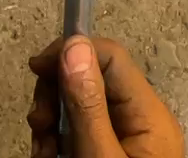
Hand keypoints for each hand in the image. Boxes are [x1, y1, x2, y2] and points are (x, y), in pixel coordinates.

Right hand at [28, 35, 184, 157]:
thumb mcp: (99, 157)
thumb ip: (88, 104)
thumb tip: (74, 42)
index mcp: (149, 113)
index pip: (109, 54)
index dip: (71, 52)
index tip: (37, 70)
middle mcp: (142, 118)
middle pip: (91, 78)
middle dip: (56, 94)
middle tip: (38, 124)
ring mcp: (129, 137)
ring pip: (81, 104)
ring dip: (53, 119)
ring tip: (41, 148)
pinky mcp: (116, 152)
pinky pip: (83, 129)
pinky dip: (60, 137)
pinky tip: (48, 153)